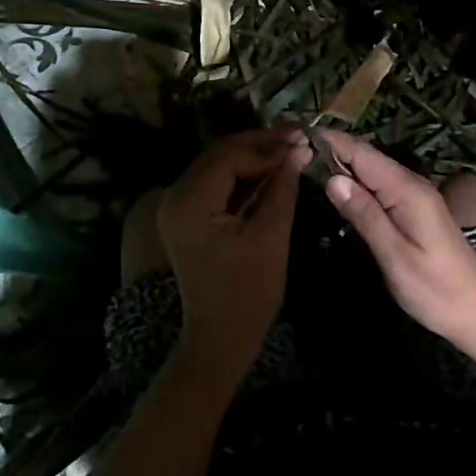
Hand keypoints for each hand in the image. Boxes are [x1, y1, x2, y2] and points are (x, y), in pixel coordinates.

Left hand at [155, 128, 311, 381]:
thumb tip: (300, 148)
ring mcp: (175, 207)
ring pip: (216, 166)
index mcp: (189, 202)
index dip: (267, 146)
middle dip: (259, 145)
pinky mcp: (185, 217)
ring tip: (288, 149)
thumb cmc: (248, 291)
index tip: (302, 140)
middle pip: (218, 155)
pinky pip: (214, 183)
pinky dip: (241, 175)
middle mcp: (173, 197)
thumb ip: (283, 187)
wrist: (220, 338)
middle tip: (296, 137)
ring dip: (251, 157)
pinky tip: (269, 171)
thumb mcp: (271, 235)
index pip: (229, 156)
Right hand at [316, 129, 475, 366]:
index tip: (293, 133)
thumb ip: (365, 215)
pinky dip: (354, 180)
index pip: (361, 153)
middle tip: (289, 147)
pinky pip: (378, 185)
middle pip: (365, 156)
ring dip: (339, 162)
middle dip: (330, 148)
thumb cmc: (436, 290)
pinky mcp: (412, 209)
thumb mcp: (395, 256)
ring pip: (370, 170)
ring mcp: (413, 196)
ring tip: (301, 161)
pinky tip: (334, 186)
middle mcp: (411, 184)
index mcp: (407, 191)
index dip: (329, 140)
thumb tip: (332, 178)